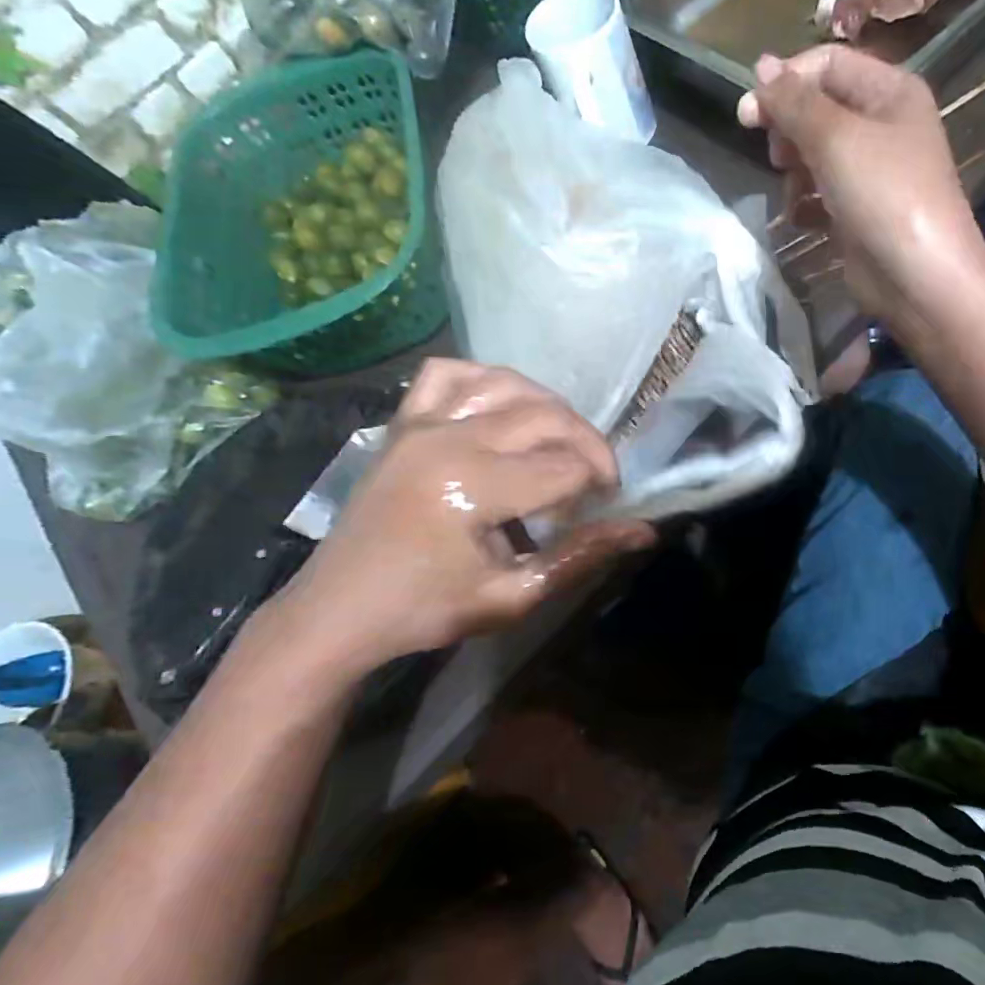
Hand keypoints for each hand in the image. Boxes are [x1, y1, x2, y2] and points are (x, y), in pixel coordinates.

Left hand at [253, 360, 656, 673]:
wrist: (340, 608)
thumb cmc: (425, 610)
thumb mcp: (509, 596)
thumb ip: (578, 558)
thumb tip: (643, 532)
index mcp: (474, 486)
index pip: (565, 467)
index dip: (599, 484)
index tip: (605, 509)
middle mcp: (450, 438)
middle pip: (545, 416)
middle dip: (586, 444)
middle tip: (595, 482)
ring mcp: (421, 423)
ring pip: (506, 384)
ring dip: (547, 409)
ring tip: (559, 445)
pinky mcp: (401, 423)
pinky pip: (448, 374)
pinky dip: (485, 380)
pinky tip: (500, 406)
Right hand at [737, 46, 984, 324]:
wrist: (916, 276)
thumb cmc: (883, 196)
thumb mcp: (835, 139)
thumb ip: (794, 104)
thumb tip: (760, 69)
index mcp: (889, 92)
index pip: (826, 65)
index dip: (785, 83)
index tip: (747, 116)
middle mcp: (882, 125)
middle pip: (817, 110)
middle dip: (789, 132)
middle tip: (777, 158)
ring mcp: (870, 172)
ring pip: (814, 155)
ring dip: (794, 173)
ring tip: (793, 194)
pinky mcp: (857, 212)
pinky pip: (819, 195)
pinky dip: (804, 205)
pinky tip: (801, 219)